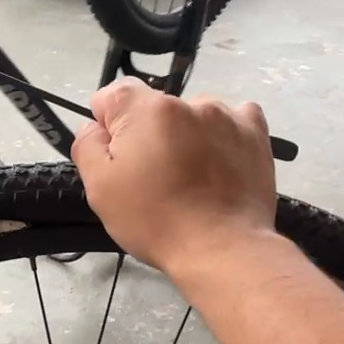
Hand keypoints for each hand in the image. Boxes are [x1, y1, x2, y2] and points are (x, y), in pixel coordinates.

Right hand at [71, 78, 276, 277]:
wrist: (222, 248)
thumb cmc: (155, 221)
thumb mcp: (100, 189)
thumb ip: (88, 146)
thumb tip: (94, 127)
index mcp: (146, 110)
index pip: (112, 95)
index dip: (106, 126)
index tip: (115, 159)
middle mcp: (189, 101)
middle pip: (153, 108)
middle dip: (146, 135)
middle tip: (151, 179)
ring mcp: (227, 115)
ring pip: (190, 117)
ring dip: (184, 137)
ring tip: (188, 179)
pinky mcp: (255, 134)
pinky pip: (230, 122)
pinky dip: (219, 138)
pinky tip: (216, 166)